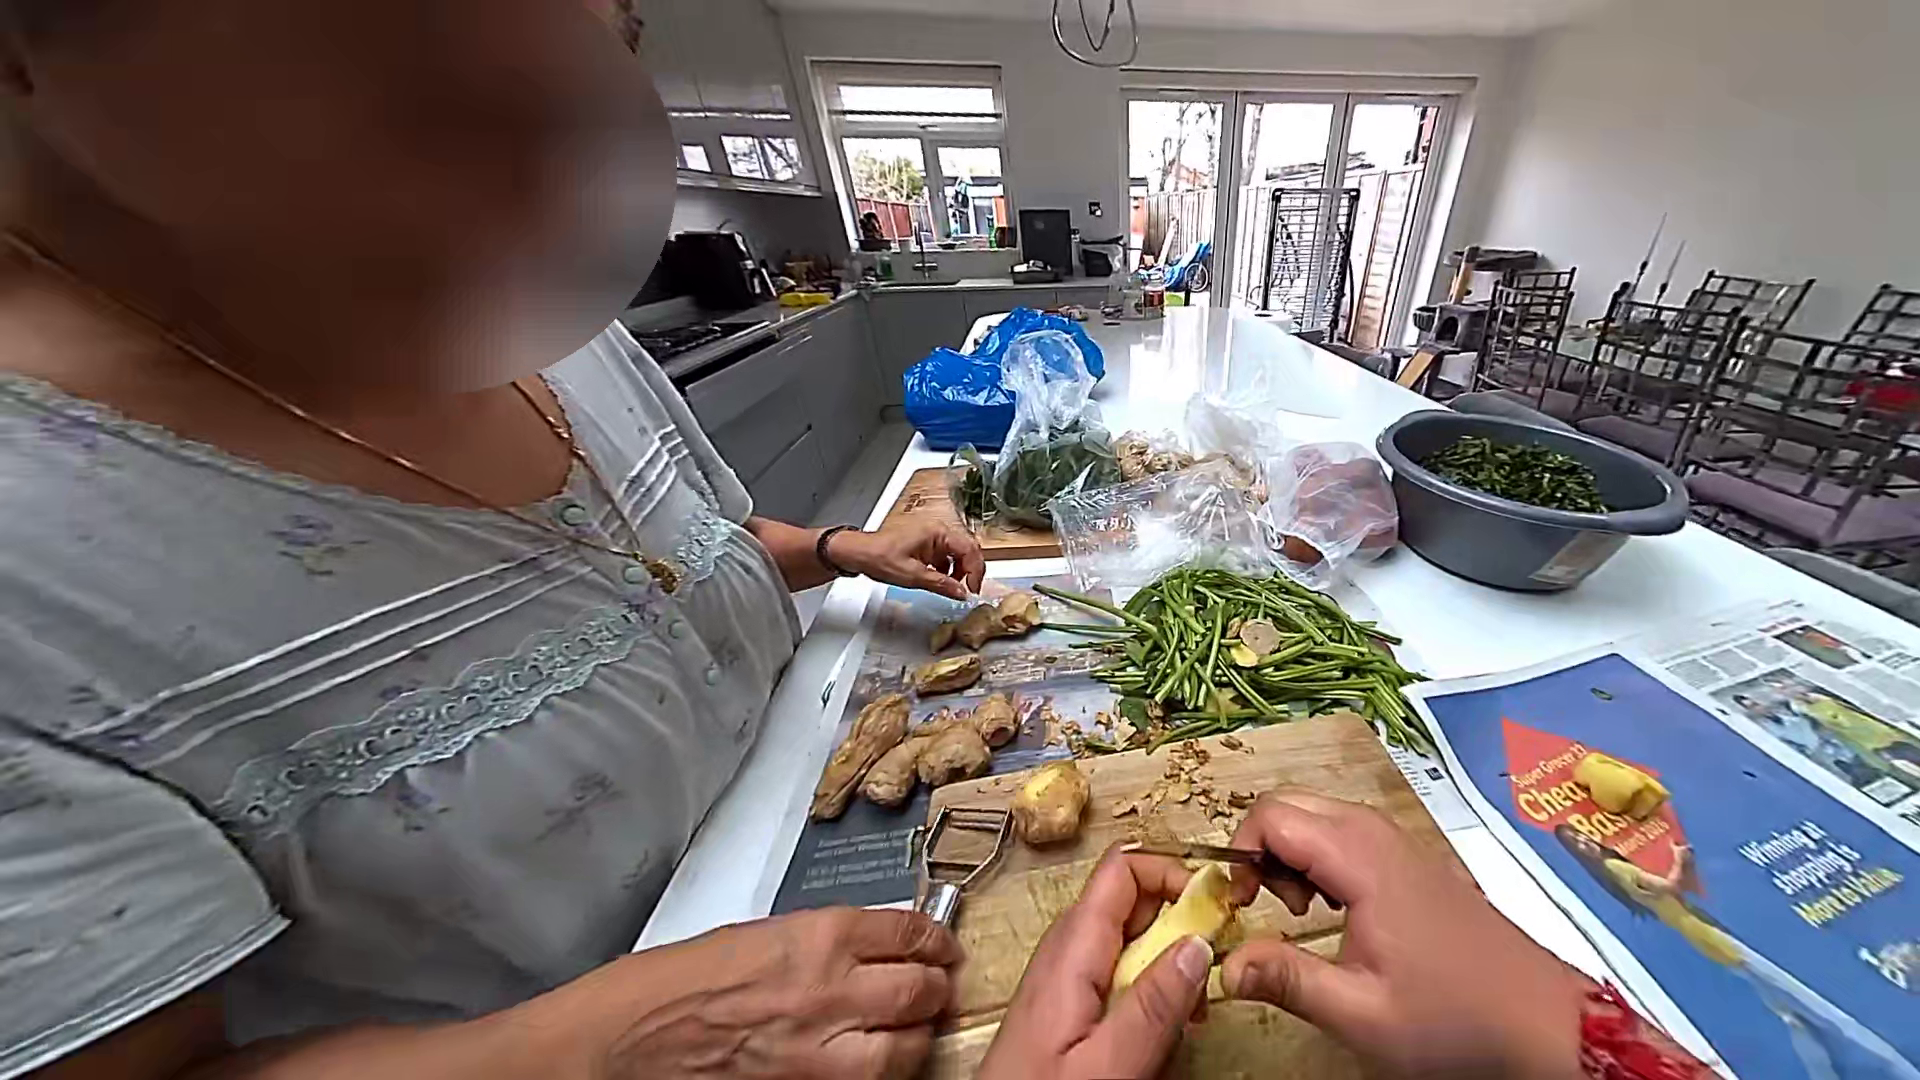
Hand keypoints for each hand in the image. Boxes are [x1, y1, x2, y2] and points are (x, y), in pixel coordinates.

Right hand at [593, 907, 961, 1078]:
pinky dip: (885, 1072)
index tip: (944, 942)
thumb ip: (824, 938)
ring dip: (921, 1034)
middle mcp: (829, 987)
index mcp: (821, 933)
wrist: (631, 1037)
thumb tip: (870, 945)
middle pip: (915, 987)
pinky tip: (885, 1061)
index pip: (905, 930)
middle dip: (938, 984)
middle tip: (943, 980)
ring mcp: (817, 1050)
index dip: (935, 937)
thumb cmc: (689, 973)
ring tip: (925, 1024)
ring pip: (903, 1048)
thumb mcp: (769, 932)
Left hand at [828, 520, 984, 600]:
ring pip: (959, 555)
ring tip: (954, 588)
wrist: (860, 554)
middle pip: (968, 550)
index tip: (973, 590)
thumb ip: (941, 584)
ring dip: (961, 572)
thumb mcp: (912, 576)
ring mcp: (933, 538)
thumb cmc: (880, 557)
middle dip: (971, 571)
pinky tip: (942, 581)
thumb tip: (962, 593)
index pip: (970, 550)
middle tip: (969, 590)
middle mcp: (938, 531)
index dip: (976, 571)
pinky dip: (949, 571)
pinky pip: (947, 557)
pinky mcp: (927, 546)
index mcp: (938, 533)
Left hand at [978, 847, 1212, 1079]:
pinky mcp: (1076, 991)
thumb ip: (1154, 1004)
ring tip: (1193, 1013)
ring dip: (1171, 963)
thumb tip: (1198, 943)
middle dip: (1180, 923)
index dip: (1170, 871)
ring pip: (1135, 936)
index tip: (1214, 906)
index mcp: (1076, 939)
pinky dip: (1153, 988)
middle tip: (1214, 970)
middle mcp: (1072, 938)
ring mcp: (1072, 963)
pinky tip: (1165, 1031)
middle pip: (1135, 897)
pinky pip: (1124, 969)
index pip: (1123, 865)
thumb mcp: (1108, 1063)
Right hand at [1220, 791, 1593, 1079]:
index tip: (1244, 901)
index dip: (1241, 852)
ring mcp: (1389, 834)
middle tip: (1271, 902)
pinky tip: (1333, 901)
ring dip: (1286, 850)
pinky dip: (1313, 851)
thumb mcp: (1364, 1015)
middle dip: (1259, 846)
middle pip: (1282, 804)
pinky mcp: (1402, 849)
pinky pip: (1333, 825)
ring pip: (1306, 811)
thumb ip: (1286, 980)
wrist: (1556, 1030)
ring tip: (1303, 906)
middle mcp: (1369, 827)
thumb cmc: (1457, 1022)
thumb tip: (1222, 967)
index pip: (1269, 816)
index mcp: (1356, 854)